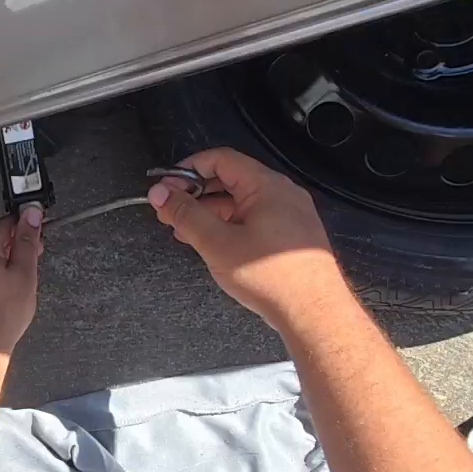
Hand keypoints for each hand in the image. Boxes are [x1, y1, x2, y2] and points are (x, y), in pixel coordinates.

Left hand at [0, 206, 43, 355]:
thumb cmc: (1, 315)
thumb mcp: (24, 274)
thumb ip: (26, 242)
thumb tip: (30, 216)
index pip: (3, 223)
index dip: (23, 222)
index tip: (37, 223)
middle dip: (2, 230)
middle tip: (23, 240)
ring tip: (15, 259)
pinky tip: (2, 274)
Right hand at [147, 147, 350, 327]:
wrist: (310, 312)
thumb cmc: (274, 278)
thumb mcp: (216, 242)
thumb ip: (185, 214)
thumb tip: (161, 193)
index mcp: (266, 187)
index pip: (220, 159)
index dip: (187, 170)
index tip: (166, 187)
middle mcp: (281, 194)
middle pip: (228, 179)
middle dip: (194, 193)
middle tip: (169, 210)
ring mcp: (287, 214)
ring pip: (238, 201)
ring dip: (207, 211)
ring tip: (183, 230)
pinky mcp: (287, 235)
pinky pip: (250, 218)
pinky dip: (225, 224)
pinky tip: (209, 242)